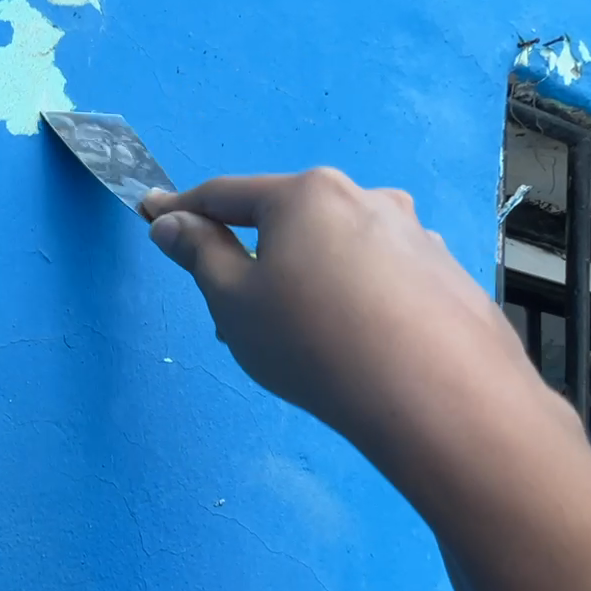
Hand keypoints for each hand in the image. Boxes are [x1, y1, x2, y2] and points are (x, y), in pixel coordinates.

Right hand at [140, 170, 570, 460]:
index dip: (180, 208)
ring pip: (327, 248)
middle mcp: (364, 198)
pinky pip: (368, 273)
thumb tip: (171, 221)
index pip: (224, 194)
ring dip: (293, 278)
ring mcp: (411, 232)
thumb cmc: (308, 340)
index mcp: (304, 196)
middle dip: (245, 256)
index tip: (149, 212)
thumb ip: (198, 253)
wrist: (433, 396)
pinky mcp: (441, 271)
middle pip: (282, 220)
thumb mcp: (229, 300)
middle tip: (224, 314)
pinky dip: (339, 295)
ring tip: (284, 338)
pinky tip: (339, 342)